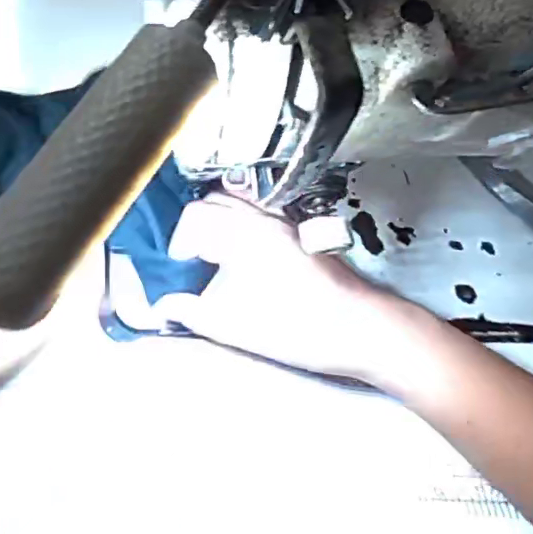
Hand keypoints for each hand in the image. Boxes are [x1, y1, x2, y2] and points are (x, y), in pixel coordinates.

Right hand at [153, 195, 444, 393]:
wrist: (370, 332)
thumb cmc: (300, 328)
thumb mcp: (234, 327)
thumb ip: (190, 313)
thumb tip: (162, 307)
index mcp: (242, 234)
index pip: (195, 216)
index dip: (179, 240)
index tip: (179, 264)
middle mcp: (264, 221)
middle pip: (214, 202)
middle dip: (194, 226)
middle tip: (191, 256)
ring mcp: (287, 226)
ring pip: (240, 206)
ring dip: (218, 223)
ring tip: (214, 255)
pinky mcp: (304, 237)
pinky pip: (260, 217)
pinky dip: (241, 228)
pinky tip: (246, 260)